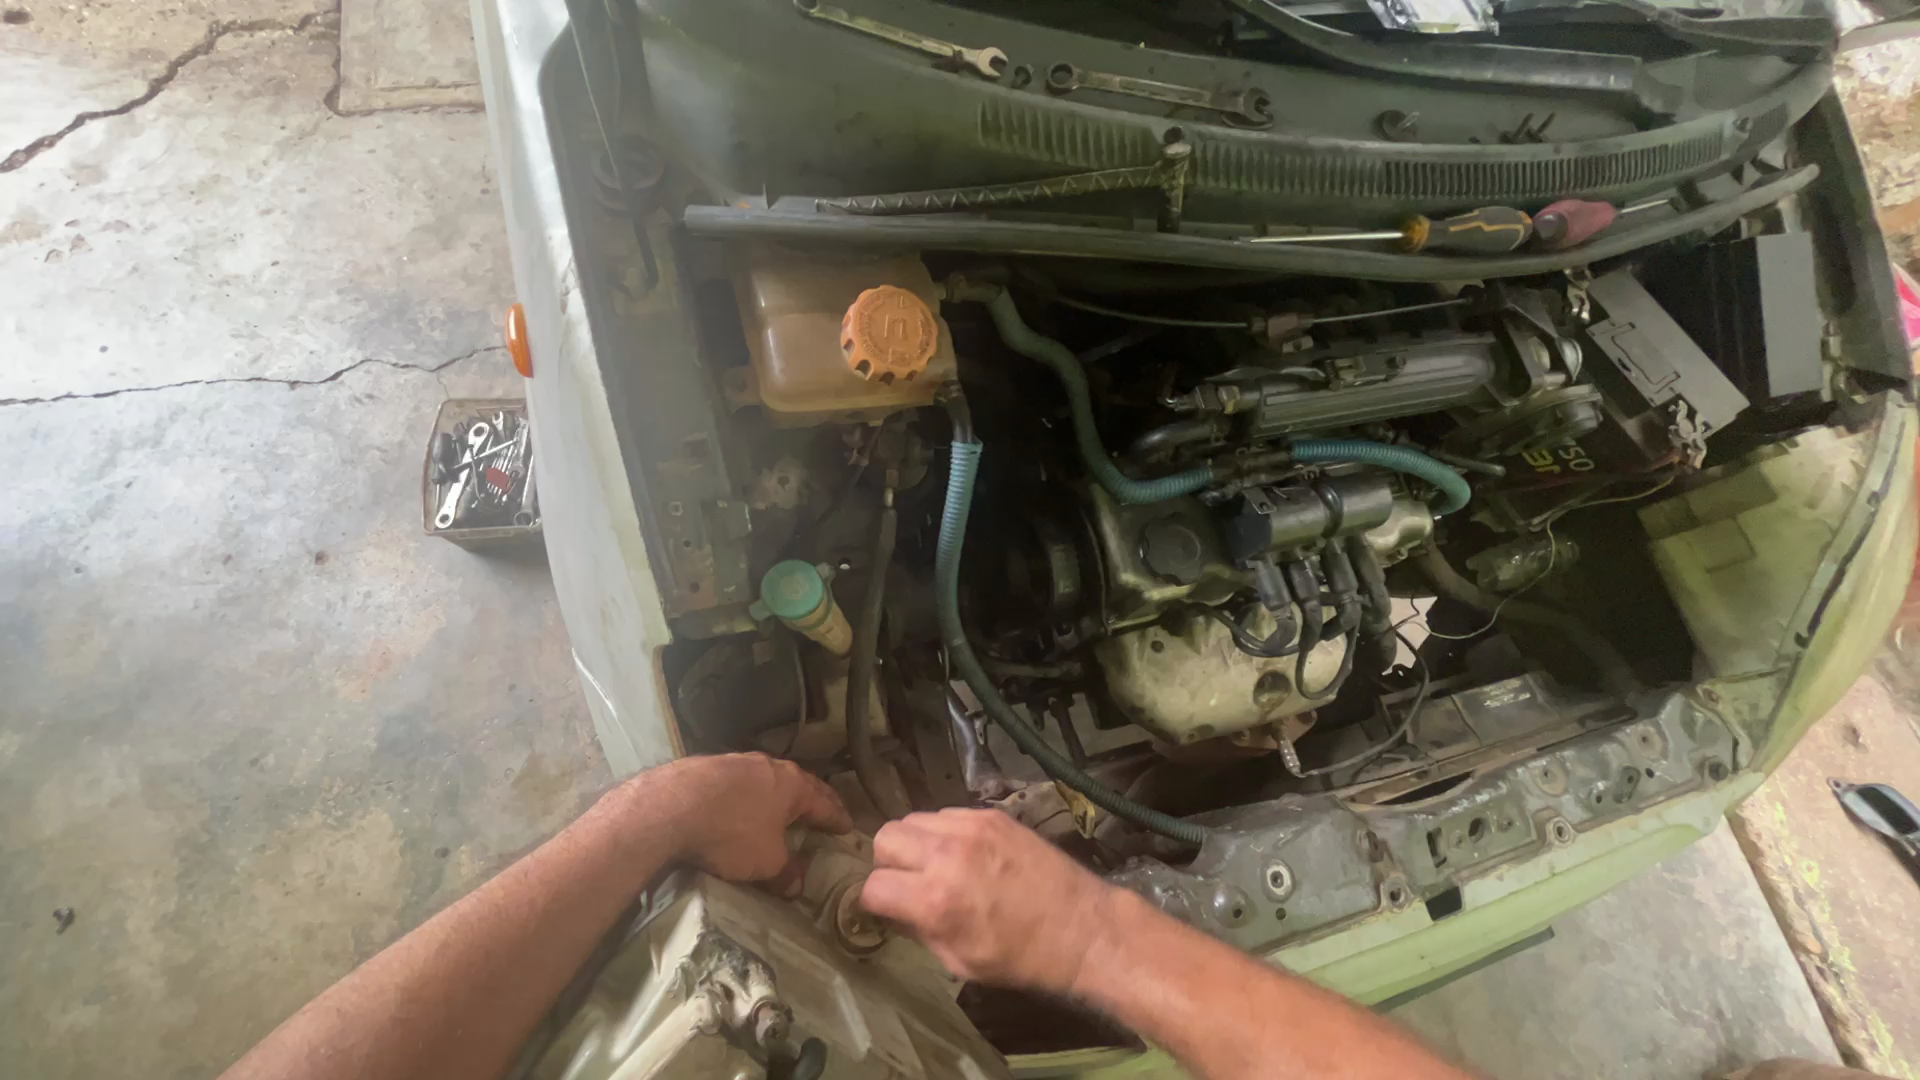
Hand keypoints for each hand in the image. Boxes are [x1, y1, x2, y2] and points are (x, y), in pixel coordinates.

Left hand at [626, 754, 851, 882]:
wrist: (672, 805)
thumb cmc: (732, 832)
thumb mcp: (765, 862)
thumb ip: (785, 872)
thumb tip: (797, 885)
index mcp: (793, 785)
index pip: (824, 802)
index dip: (837, 817)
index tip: (848, 826)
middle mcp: (771, 767)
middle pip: (799, 784)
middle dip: (811, 800)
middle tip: (822, 813)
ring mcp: (739, 762)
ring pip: (768, 779)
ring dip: (777, 795)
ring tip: (780, 809)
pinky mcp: (710, 766)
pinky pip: (740, 782)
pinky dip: (748, 795)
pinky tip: (740, 805)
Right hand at [859, 808, 1119, 993]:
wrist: (1081, 926)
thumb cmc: (1021, 958)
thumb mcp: (959, 962)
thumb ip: (918, 930)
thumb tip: (892, 910)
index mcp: (935, 899)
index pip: (873, 885)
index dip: (874, 900)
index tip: (885, 906)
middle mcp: (946, 854)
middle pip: (885, 837)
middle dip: (888, 861)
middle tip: (907, 880)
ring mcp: (970, 827)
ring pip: (913, 818)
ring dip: (915, 842)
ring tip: (935, 864)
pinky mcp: (991, 814)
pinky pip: (946, 813)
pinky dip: (944, 831)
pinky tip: (963, 852)